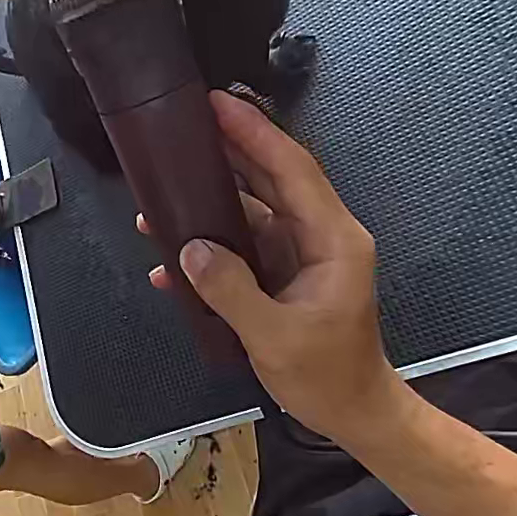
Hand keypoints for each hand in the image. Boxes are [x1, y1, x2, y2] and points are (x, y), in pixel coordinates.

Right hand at [144, 92, 413, 441]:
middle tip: (187, 126)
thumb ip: (231, 290)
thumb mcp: (275, 336)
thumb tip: (190, 249)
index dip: (255, 133)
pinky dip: (212, 245)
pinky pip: (244, 246)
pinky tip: (173, 256)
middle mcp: (318, 236)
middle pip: (272, 179)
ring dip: (212, 201)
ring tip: (165, 190)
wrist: (351, 410)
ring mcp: (299, 254)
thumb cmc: (327, 376)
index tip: (219, 104)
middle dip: (231, 149)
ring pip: (253, 210)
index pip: (293, 170)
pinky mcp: (281, 273)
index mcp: (333, 240)